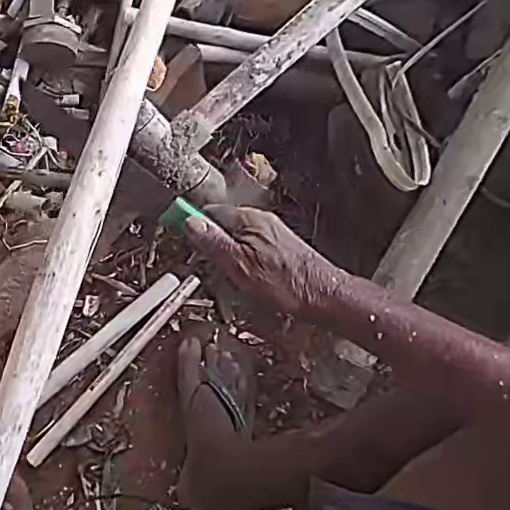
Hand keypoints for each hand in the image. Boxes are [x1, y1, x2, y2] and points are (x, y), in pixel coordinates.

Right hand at [183, 205, 339, 319]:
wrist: (326, 296)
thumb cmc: (286, 283)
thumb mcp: (239, 265)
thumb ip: (213, 242)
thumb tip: (190, 222)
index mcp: (249, 219)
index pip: (210, 212)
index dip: (194, 224)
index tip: (183, 236)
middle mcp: (262, 220)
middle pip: (223, 224)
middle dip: (214, 243)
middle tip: (215, 267)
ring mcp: (273, 232)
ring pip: (237, 237)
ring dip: (229, 254)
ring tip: (235, 276)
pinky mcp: (280, 246)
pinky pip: (251, 246)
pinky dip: (244, 259)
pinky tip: (251, 278)